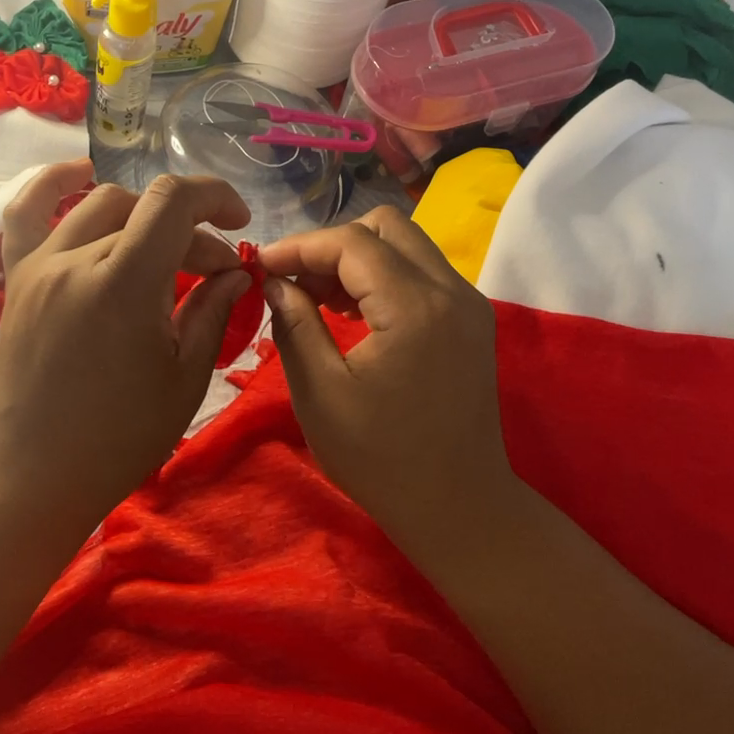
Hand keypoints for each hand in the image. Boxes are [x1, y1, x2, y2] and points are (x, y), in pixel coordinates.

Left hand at [0, 162, 254, 519]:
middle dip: (187, 229)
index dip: (216, 198)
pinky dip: (54, 185)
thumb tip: (234, 273)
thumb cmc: (116, 439)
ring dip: (139, 215)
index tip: (240, 226)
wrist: (30, 474)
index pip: (174, 201)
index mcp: (125, 281)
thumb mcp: (183, 379)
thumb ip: (211, 313)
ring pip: (96, 205)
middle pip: (142, 208)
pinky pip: (27, 212)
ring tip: (161, 247)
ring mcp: (39, 265)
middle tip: (209, 275)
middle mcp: (77, 258)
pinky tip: (80, 175)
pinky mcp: (17, 280)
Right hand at [257, 206, 519, 547]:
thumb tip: (276, 282)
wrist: (458, 506)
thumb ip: (294, 325)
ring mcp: (468, 305)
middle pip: (385, 226)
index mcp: (415, 307)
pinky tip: (353, 314)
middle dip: (332, 245)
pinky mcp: (472, 322)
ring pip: (406, 245)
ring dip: (357, 259)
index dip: (300, 247)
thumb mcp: (320, 393)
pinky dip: (383, 277)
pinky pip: (421, 273)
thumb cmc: (381, 458)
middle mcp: (451, 291)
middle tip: (295, 285)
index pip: (352, 242)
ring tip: (318, 300)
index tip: (261, 267)